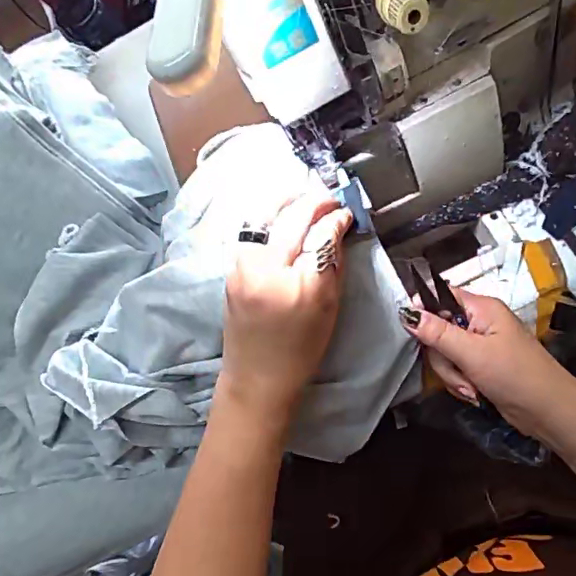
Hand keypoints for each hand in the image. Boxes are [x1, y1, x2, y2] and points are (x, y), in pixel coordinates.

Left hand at [220, 190, 354, 422]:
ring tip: (303, 198)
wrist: (257, 377)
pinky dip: (267, 218)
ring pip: (265, 216)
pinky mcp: (230, 270)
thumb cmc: (301, 350)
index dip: (337, 217)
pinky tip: (280, 217)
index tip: (345, 213)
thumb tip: (337, 229)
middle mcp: (268, 270)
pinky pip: (250, 232)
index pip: (322, 234)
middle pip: (293, 217)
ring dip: (287, 202)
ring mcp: (244, 268)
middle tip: (330, 199)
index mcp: (301, 285)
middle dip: (314, 201)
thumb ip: (334, 265)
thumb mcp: (330, 308)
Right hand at [401, 288, 575, 441]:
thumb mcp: (472, 354)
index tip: (414, 333)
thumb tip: (406, 313)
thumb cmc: (514, 376)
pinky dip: (459, 383)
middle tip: (458, 373)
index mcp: (482, 308)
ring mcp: (480, 345)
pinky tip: (473, 393)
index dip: (423, 311)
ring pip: (444, 353)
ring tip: (470, 389)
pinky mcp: (480, 365)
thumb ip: (437, 333)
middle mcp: (479, 322)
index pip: (441, 296)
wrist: (548, 411)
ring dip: (451, 375)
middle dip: (442, 357)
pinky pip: (455, 368)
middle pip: (438, 330)